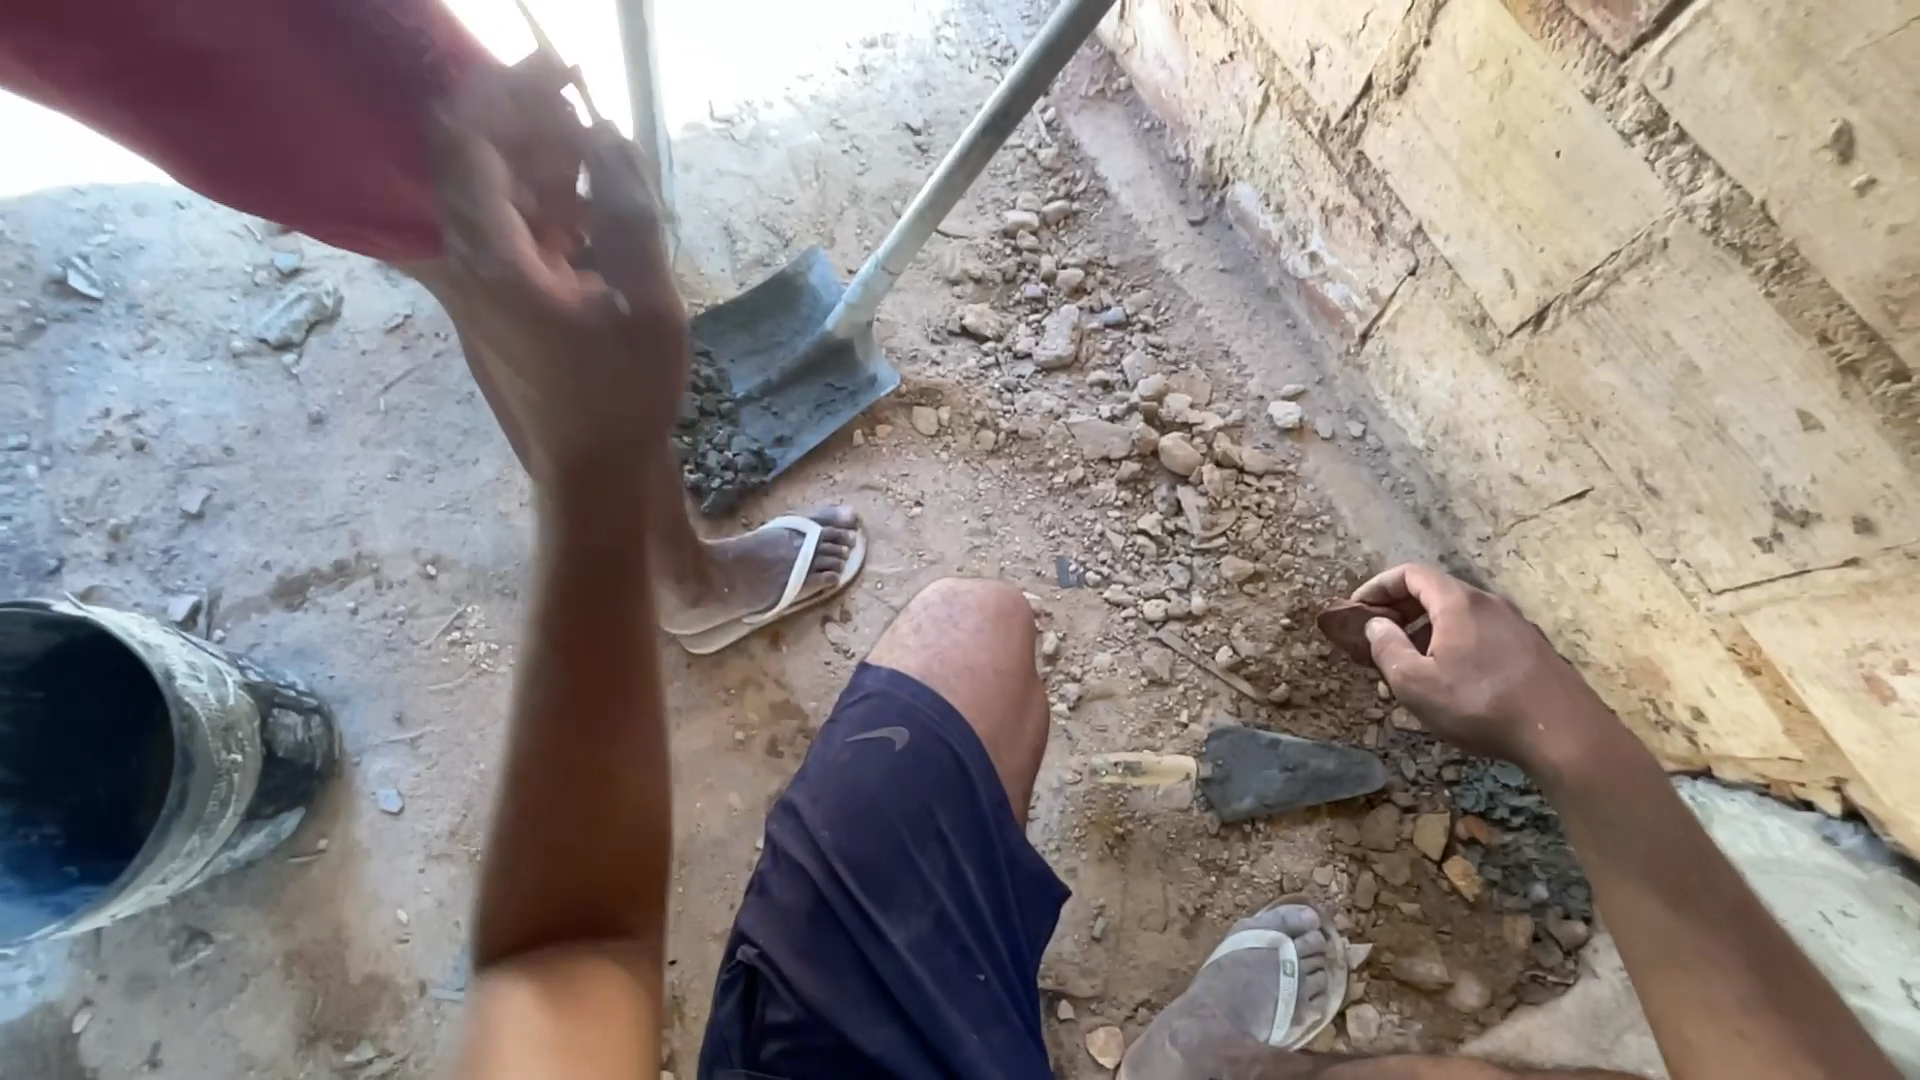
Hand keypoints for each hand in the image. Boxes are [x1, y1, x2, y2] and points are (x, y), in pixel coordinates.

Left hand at [427, 59, 686, 492]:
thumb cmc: (626, 394)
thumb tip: (610, 138)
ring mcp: (483, 281)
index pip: (472, 140)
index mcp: (496, 258)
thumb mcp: (648, 306)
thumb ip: (630, 217)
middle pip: (477, 158)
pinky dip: (550, 207)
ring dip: (545, 166)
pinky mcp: (502, 298)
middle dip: (533, 124)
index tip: (570, 74)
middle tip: (599, 124)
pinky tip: (596, 218)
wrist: (594, 465)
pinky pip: (514, 230)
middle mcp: (471, 259)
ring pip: (497, 193)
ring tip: (606, 168)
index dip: (512, 91)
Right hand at [1353, 564, 1619, 769]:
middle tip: (1378, 638)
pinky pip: (1481, 633)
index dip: (1378, 586)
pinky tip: (1451, 679)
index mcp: (1459, 603)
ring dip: (1426, 630)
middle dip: (1400, 610)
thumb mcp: (1414, 682)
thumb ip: (1386, 647)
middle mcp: (1490, 604)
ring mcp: (1517, 626)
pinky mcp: (1533, 650)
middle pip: (1435, 591)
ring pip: (1459, 615)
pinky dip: (1454, 643)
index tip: (1358, 609)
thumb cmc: (1480, 705)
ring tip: (1411, 663)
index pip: (1410, 573)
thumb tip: (1376, 625)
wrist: (1568, 738)